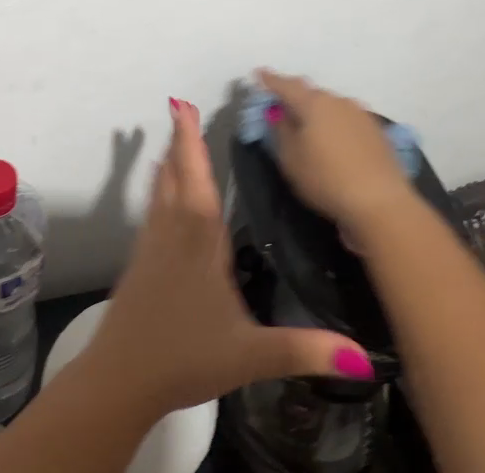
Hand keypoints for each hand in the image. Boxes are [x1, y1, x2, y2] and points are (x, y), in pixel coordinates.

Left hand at [74, 99, 372, 417]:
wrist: (119, 379)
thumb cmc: (185, 358)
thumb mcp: (252, 356)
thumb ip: (305, 350)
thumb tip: (364, 358)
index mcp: (201, 243)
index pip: (198, 181)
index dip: (191, 143)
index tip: (182, 105)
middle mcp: (173, 236)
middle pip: (175, 178)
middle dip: (179, 143)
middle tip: (178, 107)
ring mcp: (151, 250)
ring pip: (159, 194)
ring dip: (166, 165)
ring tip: (169, 144)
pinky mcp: (139, 267)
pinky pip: (150, 215)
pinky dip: (155, 194)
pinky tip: (158, 199)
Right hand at [256, 69, 419, 235]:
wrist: (381, 202)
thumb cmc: (325, 179)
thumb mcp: (290, 159)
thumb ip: (280, 131)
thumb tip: (279, 113)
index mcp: (313, 104)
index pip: (286, 86)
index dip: (270, 80)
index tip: (258, 74)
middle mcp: (339, 101)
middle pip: (311, 93)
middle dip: (295, 96)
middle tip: (282, 104)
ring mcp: (361, 115)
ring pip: (332, 106)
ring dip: (318, 111)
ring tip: (309, 126)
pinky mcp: (377, 131)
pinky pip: (348, 120)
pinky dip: (336, 124)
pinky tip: (335, 140)